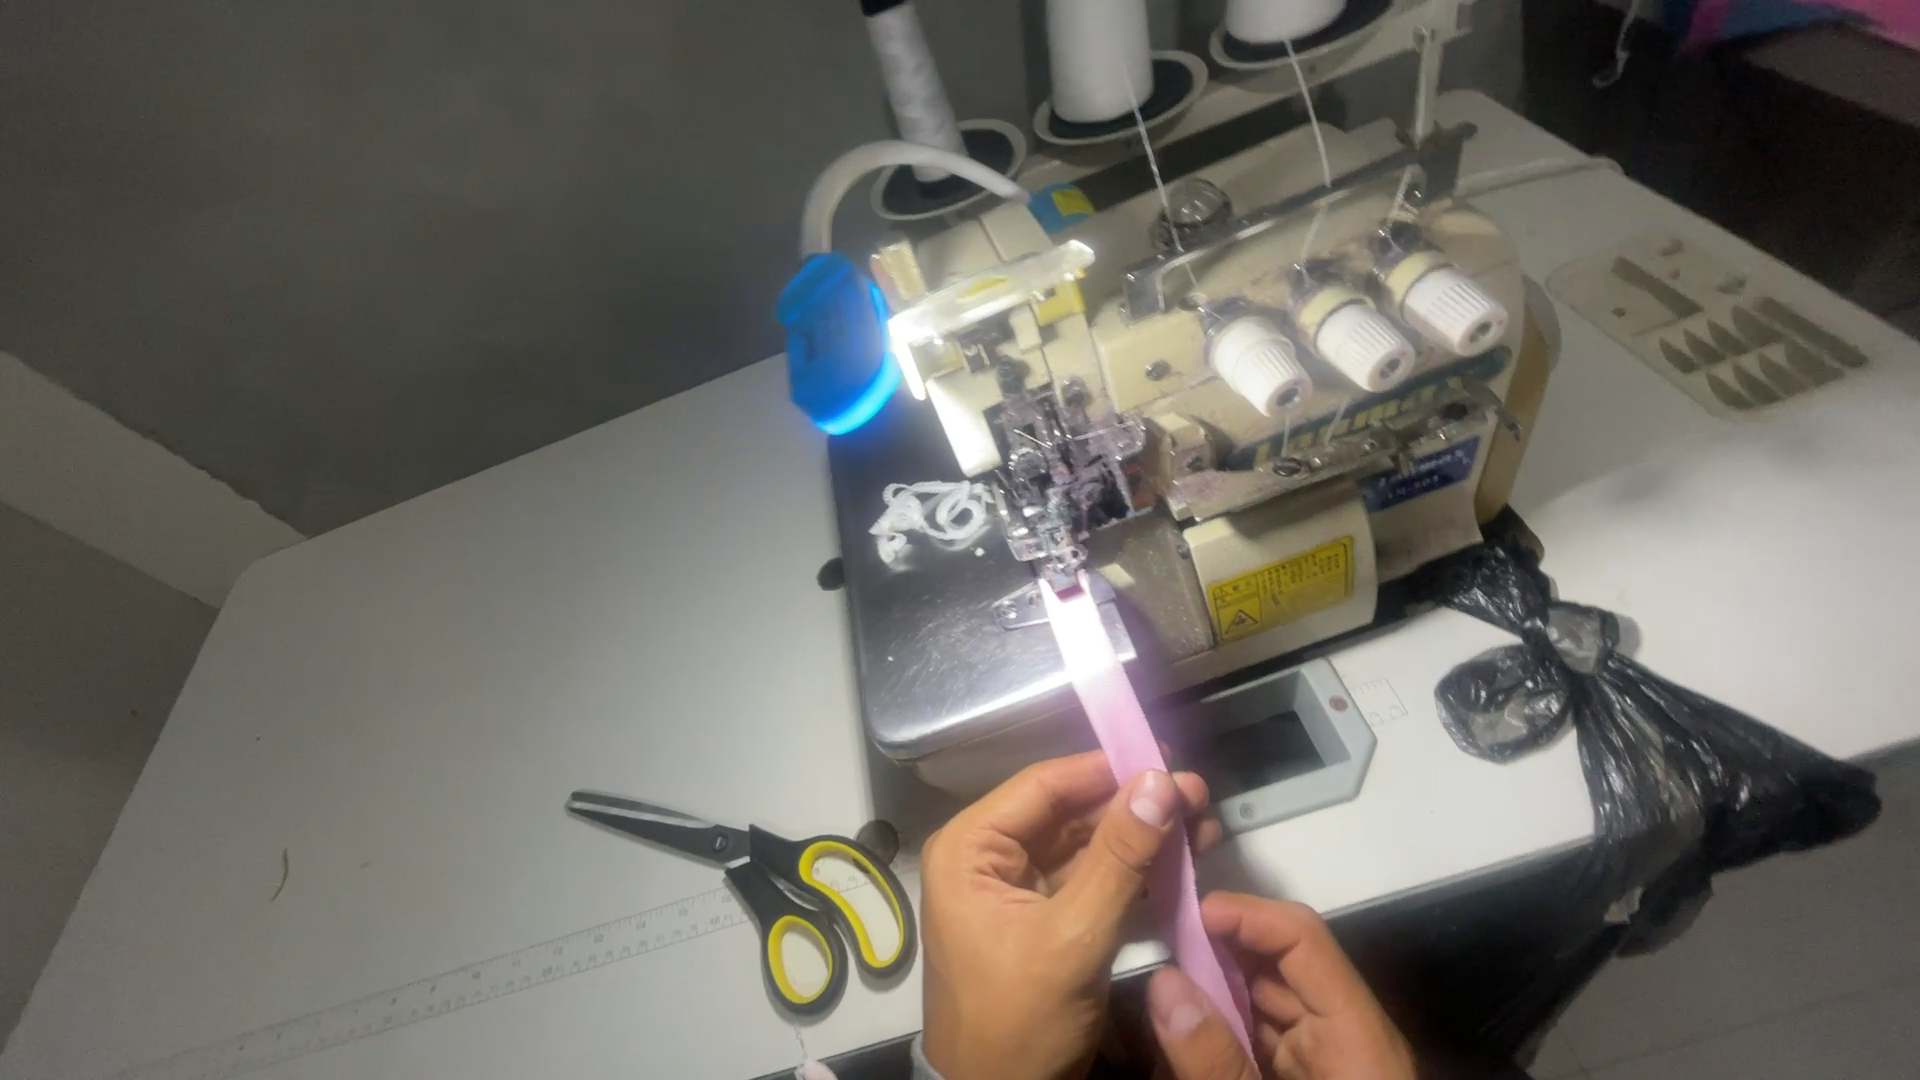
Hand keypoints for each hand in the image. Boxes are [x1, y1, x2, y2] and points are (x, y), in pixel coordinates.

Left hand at [920, 751, 1221, 1079]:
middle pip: (1069, 813)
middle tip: (1195, 792)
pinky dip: (1132, 871)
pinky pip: (1090, 879)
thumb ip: (1119, 859)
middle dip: (1133, 804)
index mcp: (971, 847)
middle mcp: (988, 855)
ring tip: (1200, 819)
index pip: (1043, 787)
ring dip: (1140, 835)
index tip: (1163, 756)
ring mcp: (1016, 886)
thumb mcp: (1072, 937)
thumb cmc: (1017, 1021)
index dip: (1104, 769)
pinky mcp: (1043, 916)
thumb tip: (1158, 781)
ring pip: (1085, 844)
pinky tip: (1178, 858)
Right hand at [1146, 893, 1415, 1079]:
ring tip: (1164, 985)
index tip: (1186, 916)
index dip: (1246, 914)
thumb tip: (1162, 981)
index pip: (1303, 939)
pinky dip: (1223, 1027)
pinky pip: (1262, 1035)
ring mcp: (1328, 1063)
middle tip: (1158, 943)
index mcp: (1360, 1039)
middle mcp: (1347, 1038)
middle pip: (1280, 963)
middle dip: (1218, 948)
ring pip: (1265, 997)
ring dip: (1215, 986)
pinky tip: (1188, 1035)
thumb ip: (1216, 1062)